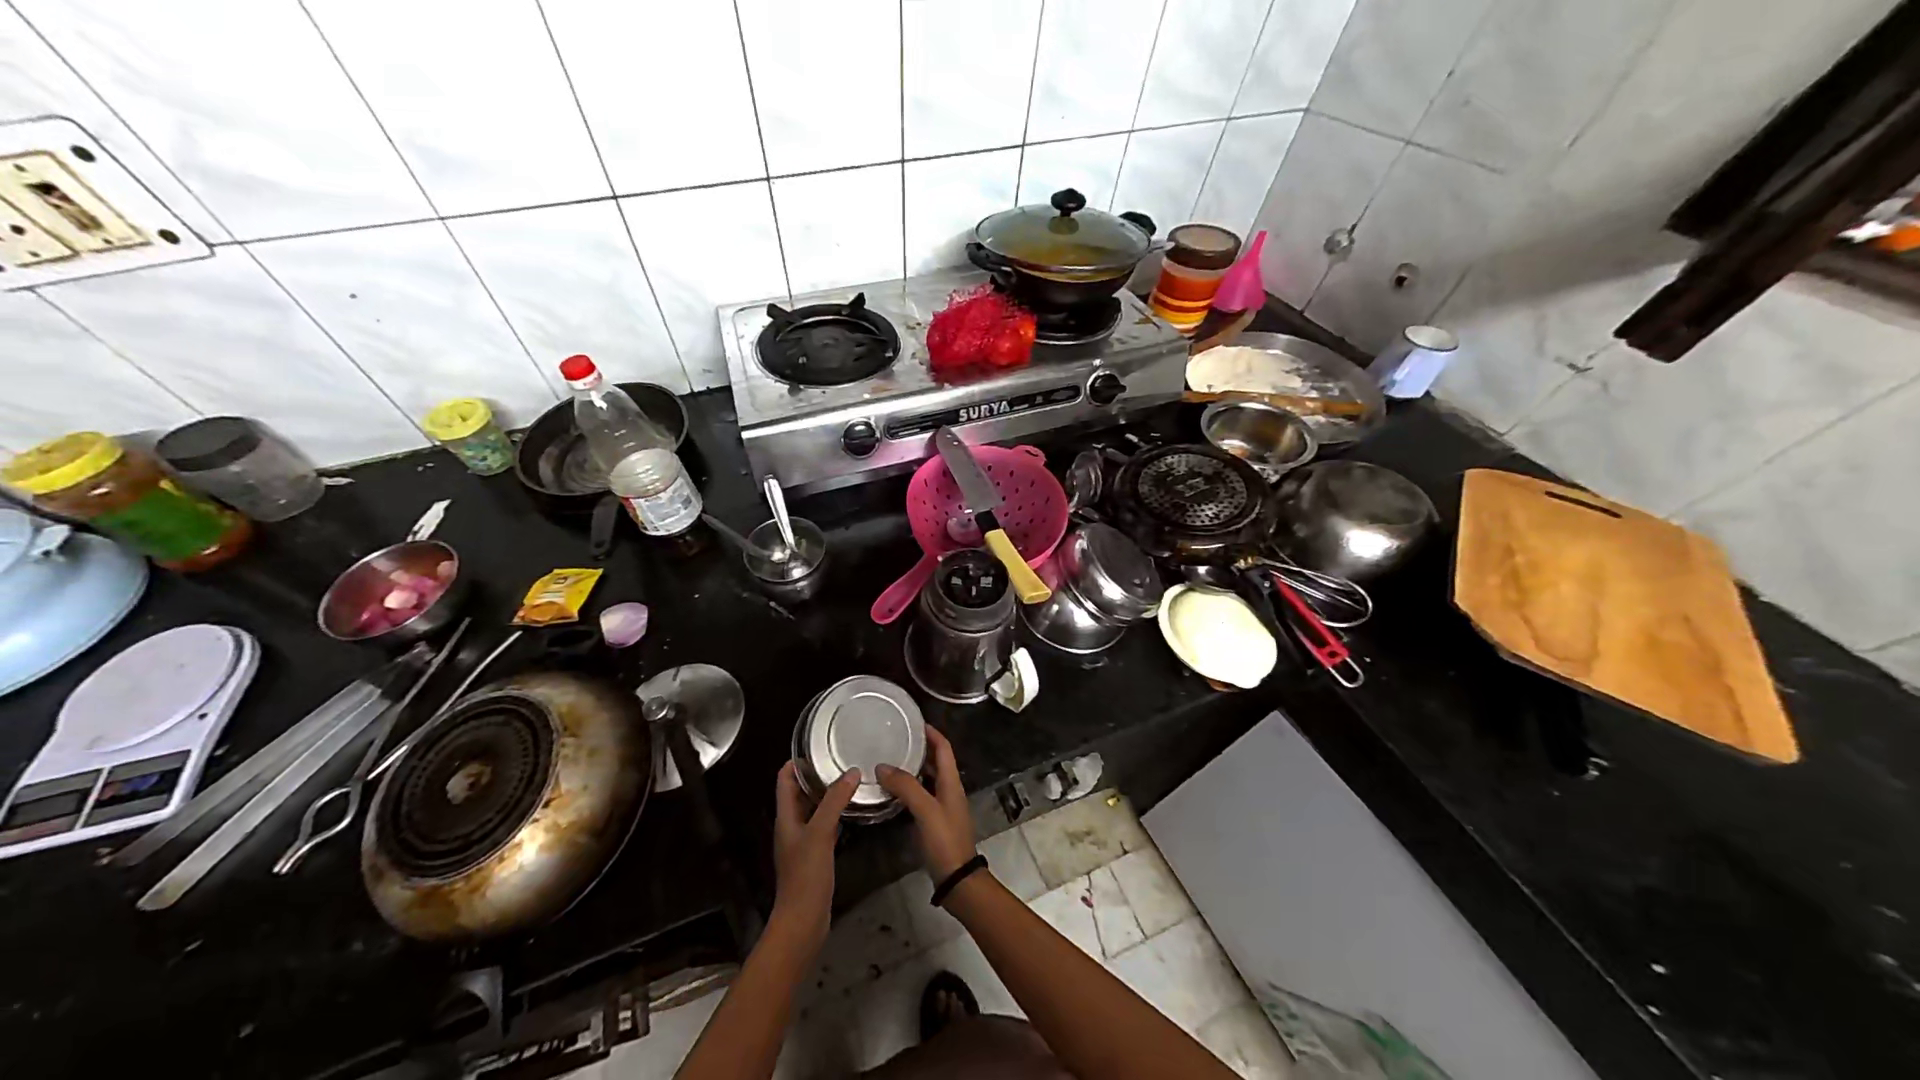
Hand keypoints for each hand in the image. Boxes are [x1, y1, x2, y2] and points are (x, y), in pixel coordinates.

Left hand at [773, 762, 857, 938]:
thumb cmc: (806, 875)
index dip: (795, 762)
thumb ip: (834, 801)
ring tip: (849, 779)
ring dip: (827, 795)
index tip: (816, 746)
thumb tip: (851, 771)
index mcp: (785, 818)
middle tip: (839, 758)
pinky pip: (824, 826)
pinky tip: (851, 811)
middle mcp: (791, 827)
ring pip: (813, 809)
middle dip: (815, 775)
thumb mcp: (820, 833)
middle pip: (799, 793)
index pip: (785, 781)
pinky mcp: (815, 856)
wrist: (803, 920)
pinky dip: (834, 814)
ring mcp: (803, 842)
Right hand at [878, 727, 976, 879]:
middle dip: (920, 747)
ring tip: (890, 759)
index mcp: (952, 782)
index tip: (915, 721)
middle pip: (936, 761)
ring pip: (928, 778)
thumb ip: (906, 786)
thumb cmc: (945, 841)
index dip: (932, 733)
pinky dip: (909, 787)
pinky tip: (893, 790)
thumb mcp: (926, 810)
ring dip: (913, 768)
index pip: (944, 748)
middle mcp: (949, 790)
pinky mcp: (935, 821)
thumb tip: (882, 766)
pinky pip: (922, 795)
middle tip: (896, 738)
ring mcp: (943, 807)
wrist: (957, 879)